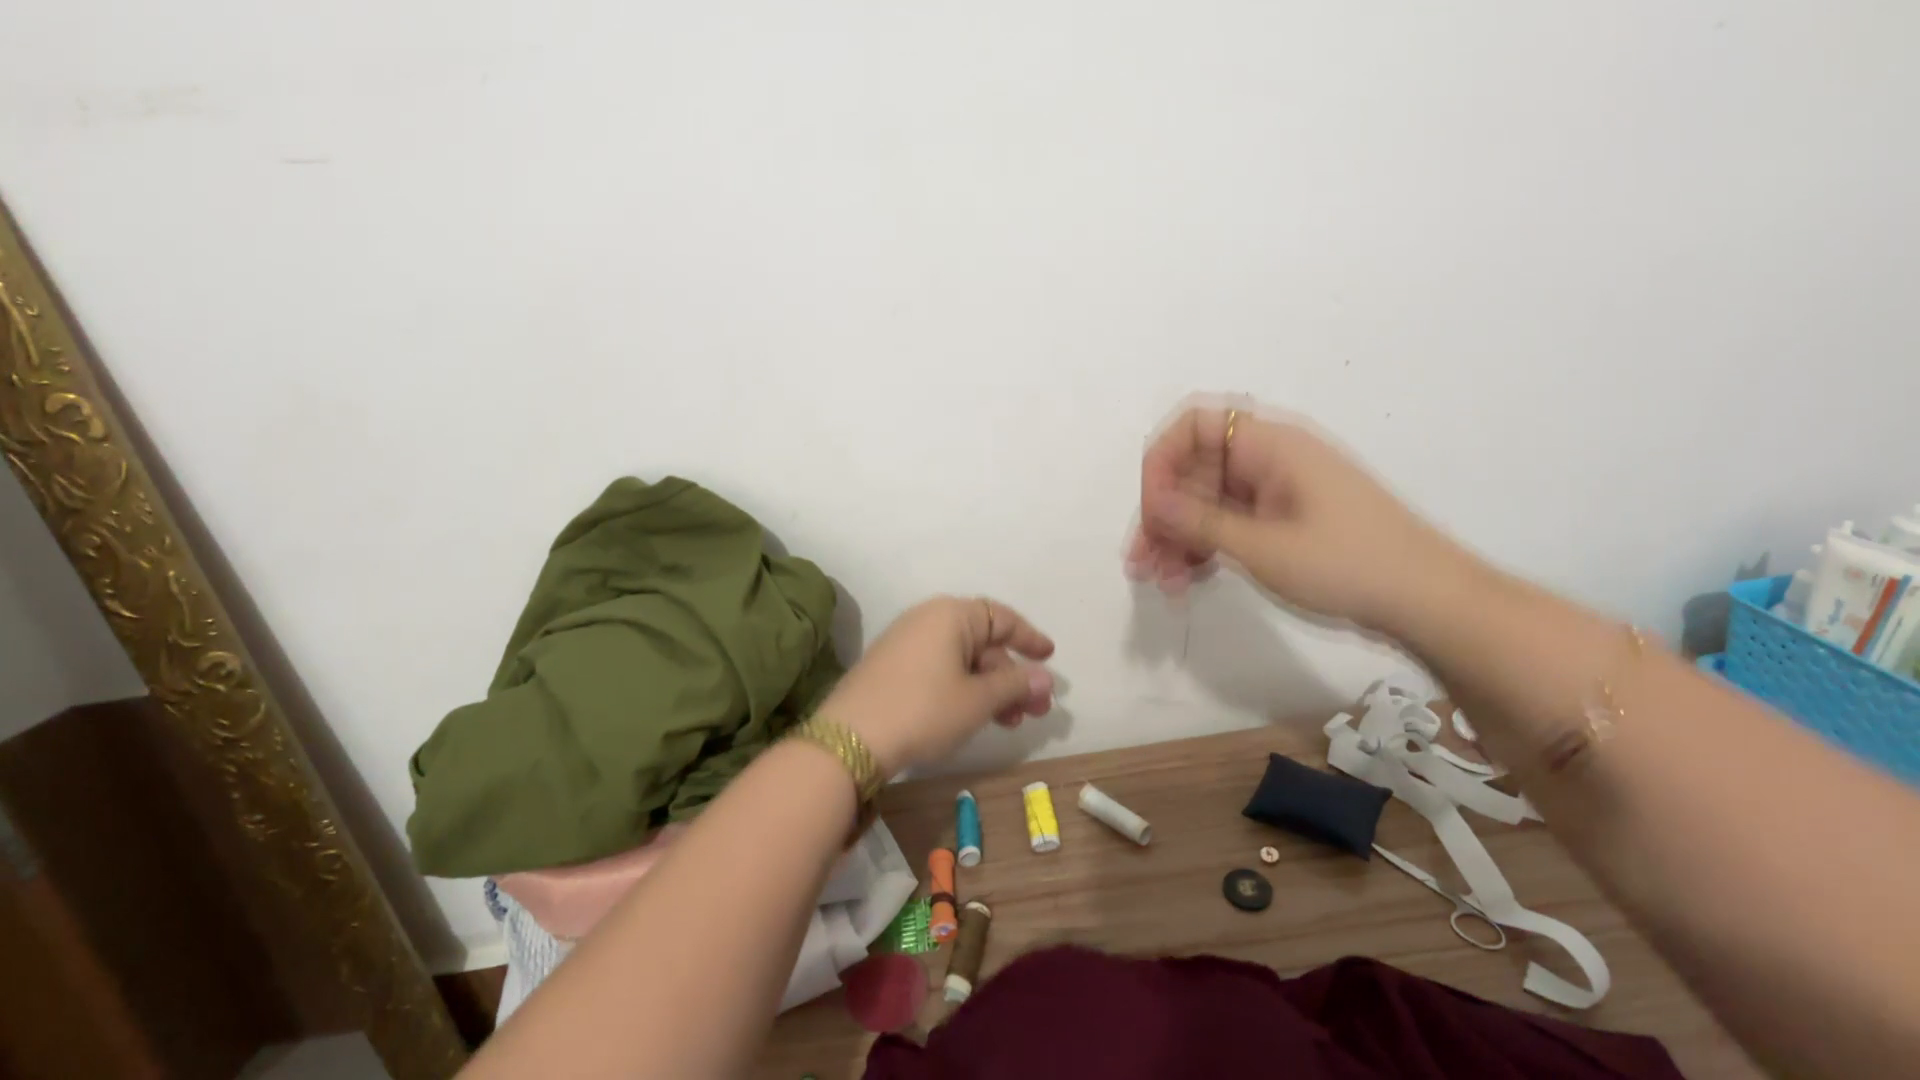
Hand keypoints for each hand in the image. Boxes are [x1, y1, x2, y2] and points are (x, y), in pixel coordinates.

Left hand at [819, 596, 1055, 777]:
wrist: (851, 738)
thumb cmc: (924, 709)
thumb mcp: (977, 700)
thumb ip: (1015, 685)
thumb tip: (1045, 677)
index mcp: (951, 615)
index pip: (1000, 617)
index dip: (1028, 637)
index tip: (1049, 657)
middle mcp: (928, 621)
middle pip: (982, 642)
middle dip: (1012, 675)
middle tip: (1036, 709)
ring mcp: (907, 645)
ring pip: (962, 661)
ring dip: (991, 689)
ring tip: (1011, 722)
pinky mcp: (893, 670)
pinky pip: (941, 671)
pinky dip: (965, 691)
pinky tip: (977, 719)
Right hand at [1126, 397, 1471, 630]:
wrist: (1427, 600)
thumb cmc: (1347, 563)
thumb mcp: (1263, 546)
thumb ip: (1199, 521)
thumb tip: (1151, 501)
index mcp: (1270, 445)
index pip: (1195, 425)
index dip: (1162, 460)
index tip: (1151, 510)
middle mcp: (1269, 459)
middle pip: (1195, 470)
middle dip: (1162, 514)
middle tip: (1141, 564)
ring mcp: (1277, 493)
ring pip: (1208, 502)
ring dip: (1178, 538)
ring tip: (1161, 582)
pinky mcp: (1284, 523)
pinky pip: (1230, 524)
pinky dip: (1206, 548)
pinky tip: (1188, 580)